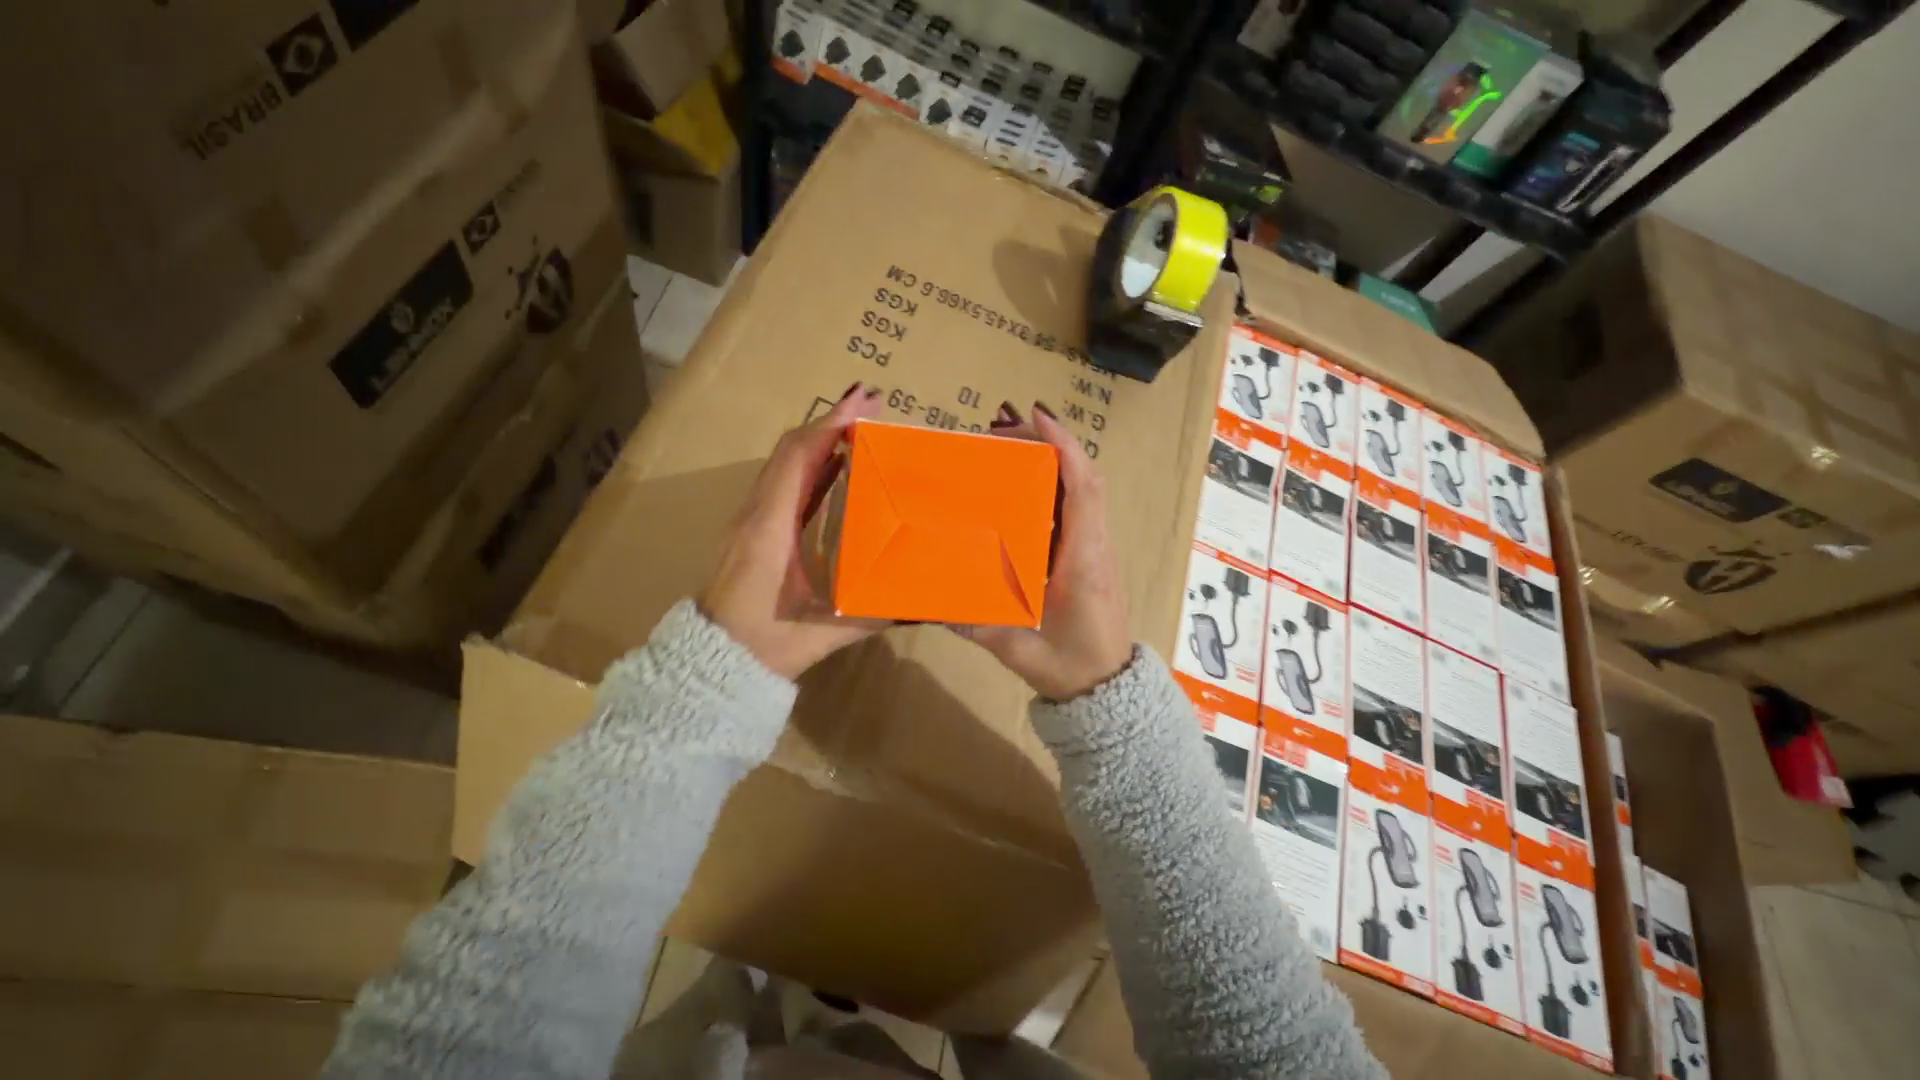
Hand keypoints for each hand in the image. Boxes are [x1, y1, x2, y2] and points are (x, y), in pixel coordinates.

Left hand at [699, 385, 887, 679]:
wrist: (709, 664)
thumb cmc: (763, 645)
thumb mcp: (822, 632)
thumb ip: (872, 616)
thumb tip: (921, 604)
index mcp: (769, 528)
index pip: (798, 460)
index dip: (830, 426)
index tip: (862, 403)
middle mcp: (756, 514)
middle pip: (790, 452)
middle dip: (829, 424)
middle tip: (871, 407)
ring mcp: (749, 521)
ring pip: (783, 465)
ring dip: (819, 443)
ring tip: (860, 430)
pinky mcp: (751, 532)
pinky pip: (782, 486)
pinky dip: (810, 467)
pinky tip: (837, 469)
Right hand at [953, 402, 1132, 700]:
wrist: (1110, 693)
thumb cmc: (1072, 669)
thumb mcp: (1019, 651)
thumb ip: (977, 626)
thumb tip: (930, 603)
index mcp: (1084, 560)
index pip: (1084, 488)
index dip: (1064, 447)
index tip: (1036, 416)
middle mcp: (1095, 545)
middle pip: (1082, 478)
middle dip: (1046, 446)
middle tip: (997, 435)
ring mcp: (1096, 549)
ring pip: (1082, 490)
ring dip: (1050, 464)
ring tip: (1003, 454)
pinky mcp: (1089, 557)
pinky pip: (1076, 509)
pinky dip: (1051, 488)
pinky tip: (1016, 492)